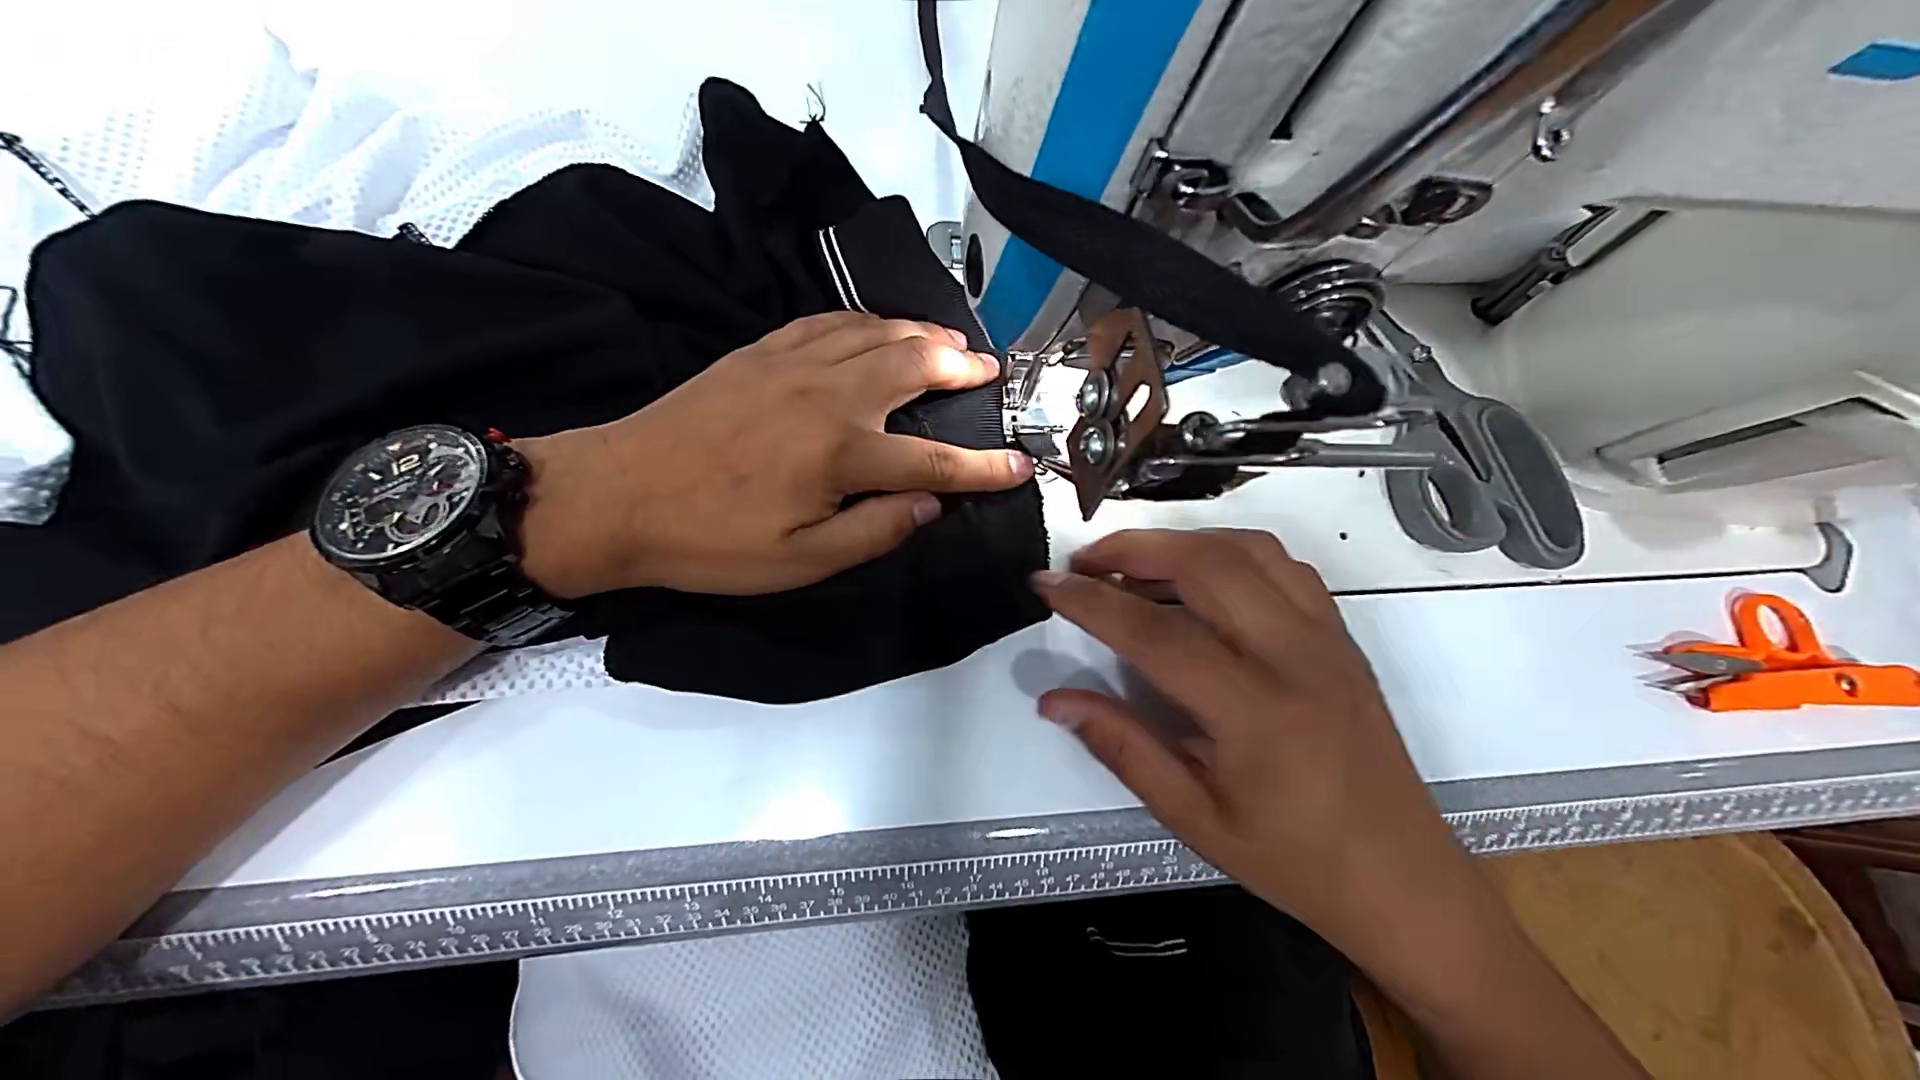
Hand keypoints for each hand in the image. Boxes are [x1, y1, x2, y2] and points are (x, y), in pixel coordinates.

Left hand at [516, 312, 1031, 596]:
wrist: (615, 494)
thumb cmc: (709, 540)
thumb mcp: (799, 561)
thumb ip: (873, 530)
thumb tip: (929, 504)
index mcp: (841, 453)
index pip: (935, 459)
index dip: (985, 466)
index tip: (1021, 466)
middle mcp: (826, 395)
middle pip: (914, 367)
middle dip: (961, 370)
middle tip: (989, 372)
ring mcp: (790, 364)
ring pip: (875, 332)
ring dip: (921, 334)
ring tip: (951, 343)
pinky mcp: (758, 352)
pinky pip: (827, 322)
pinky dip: (865, 320)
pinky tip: (876, 327)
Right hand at [1031, 530, 1653, 1079]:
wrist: (1403, 878)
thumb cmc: (1292, 859)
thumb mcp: (1193, 817)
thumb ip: (1122, 746)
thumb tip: (1054, 699)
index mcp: (1255, 712)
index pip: (1156, 633)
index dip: (1092, 602)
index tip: (1046, 584)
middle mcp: (1296, 656)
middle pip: (1206, 565)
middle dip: (1133, 549)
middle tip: (1084, 562)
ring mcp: (1327, 637)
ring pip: (1247, 550)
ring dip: (1181, 541)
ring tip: (1133, 561)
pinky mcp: (1341, 635)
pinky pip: (1282, 565)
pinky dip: (1229, 551)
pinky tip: (1199, 575)